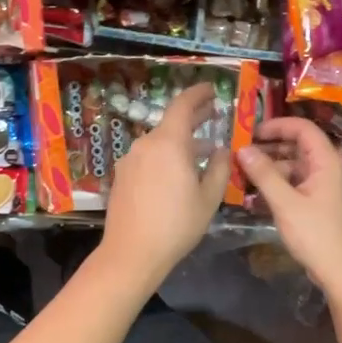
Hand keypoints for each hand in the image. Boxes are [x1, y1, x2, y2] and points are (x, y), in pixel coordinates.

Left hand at [101, 82, 231, 281]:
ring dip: (180, 142)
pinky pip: (147, 158)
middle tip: (213, 115)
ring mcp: (129, 160)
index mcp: (169, 143)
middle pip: (170, 123)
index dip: (199, 94)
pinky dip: (165, 157)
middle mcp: (145, 144)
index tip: (212, 89)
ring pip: (159, 143)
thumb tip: (219, 150)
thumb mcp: (208, 198)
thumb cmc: (176, 225)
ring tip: (200, 152)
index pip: (183, 105)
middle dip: (193, 118)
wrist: (131, 253)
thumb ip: (217, 168)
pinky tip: (176, 174)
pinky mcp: (121, 177)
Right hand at [236, 117, 341, 290]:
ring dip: (273, 170)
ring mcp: (329, 187)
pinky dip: (282, 186)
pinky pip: (300, 185)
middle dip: (271, 149)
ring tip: (246, 177)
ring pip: (298, 168)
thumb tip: (242, 150)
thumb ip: (263, 174)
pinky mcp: (325, 203)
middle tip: (243, 156)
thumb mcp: (285, 204)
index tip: (251, 133)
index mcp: (327, 161)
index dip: (277, 126)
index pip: (303, 128)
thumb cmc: (316, 235)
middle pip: (299, 147)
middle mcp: (331, 168)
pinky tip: (261, 196)